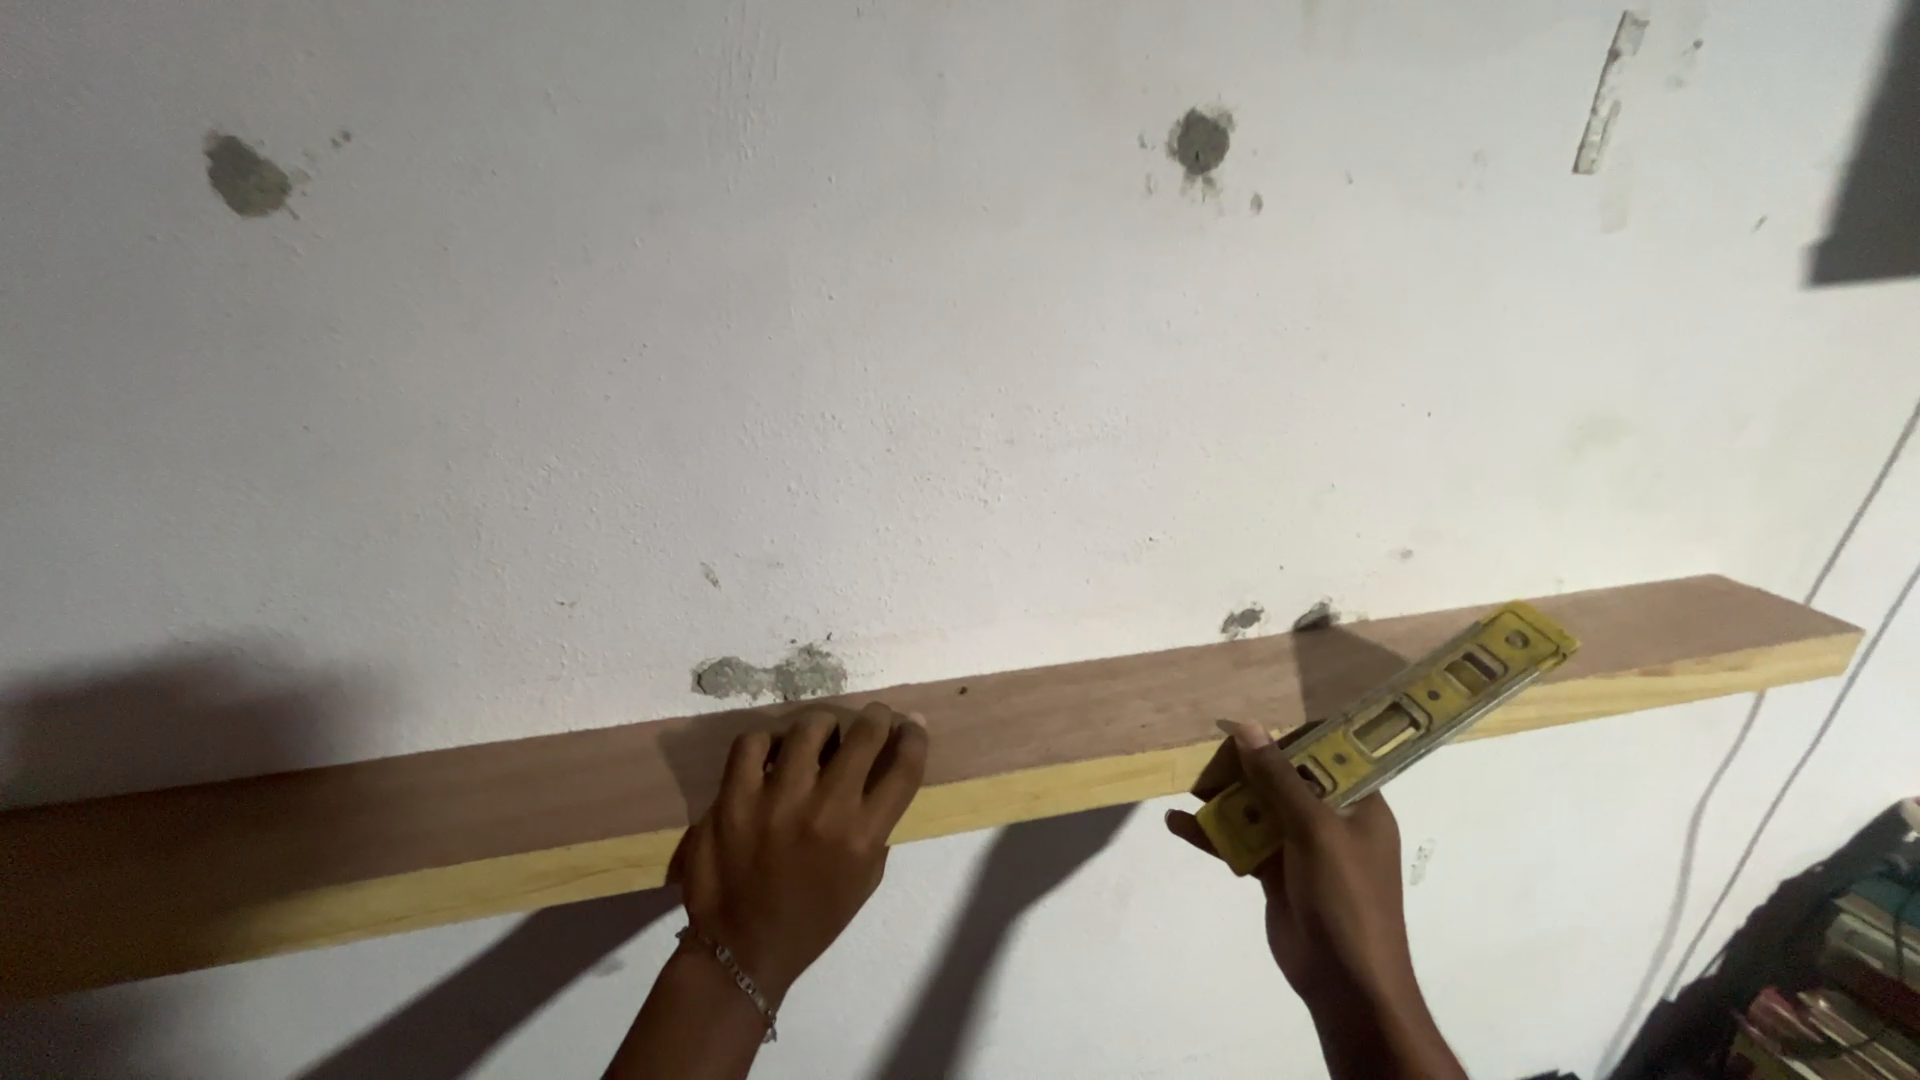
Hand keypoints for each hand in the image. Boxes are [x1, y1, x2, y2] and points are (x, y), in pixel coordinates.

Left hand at [673, 703, 928, 999]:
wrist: (739, 952)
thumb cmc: (811, 921)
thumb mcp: (864, 879)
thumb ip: (876, 826)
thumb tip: (882, 772)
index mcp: (862, 837)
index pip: (904, 767)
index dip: (914, 737)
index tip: (910, 725)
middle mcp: (825, 811)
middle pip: (865, 735)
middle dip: (876, 718)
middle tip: (873, 717)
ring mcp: (776, 801)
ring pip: (809, 728)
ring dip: (823, 725)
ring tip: (821, 731)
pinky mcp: (732, 799)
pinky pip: (752, 744)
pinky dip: (766, 740)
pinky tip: (773, 751)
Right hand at [1166, 719, 1413, 1010]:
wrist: (1345, 982)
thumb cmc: (1345, 896)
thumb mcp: (1314, 829)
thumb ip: (1278, 778)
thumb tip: (1247, 726)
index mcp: (1358, 805)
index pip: (1326, 756)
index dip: (1290, 735)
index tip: (1250, 719)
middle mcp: (1330, 820)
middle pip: (1283, 780)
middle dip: (1245, 766)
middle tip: (1206, 748)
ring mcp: (1300, 848)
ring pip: (1257, 810)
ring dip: (1224, 798)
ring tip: (1187, 783)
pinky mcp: (1274, 872)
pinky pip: (1240, 842)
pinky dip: (1212, 834)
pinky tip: (1177, 823)